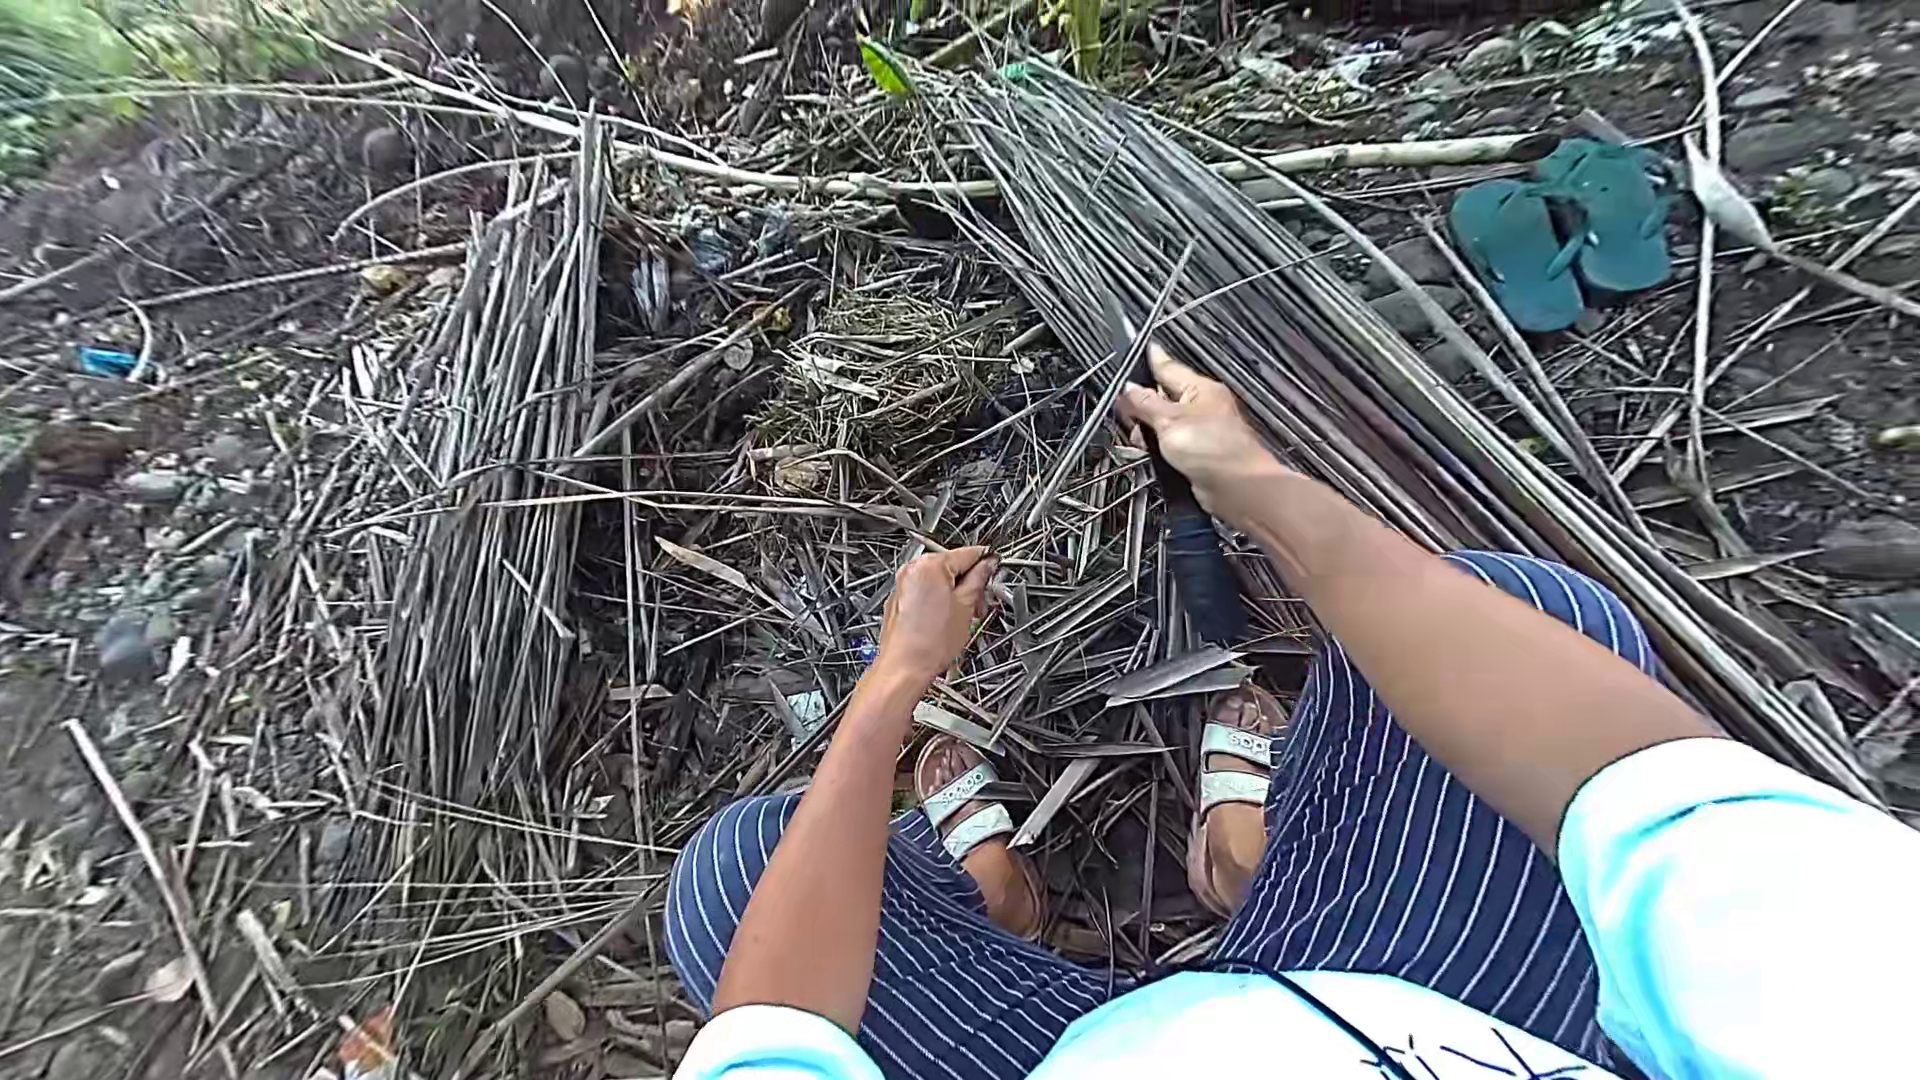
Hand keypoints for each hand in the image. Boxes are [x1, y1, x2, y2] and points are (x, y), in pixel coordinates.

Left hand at [875, 547, 997, 683]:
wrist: (904, 668)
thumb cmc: (929, 643)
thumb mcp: (965, 606)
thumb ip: (979, 579)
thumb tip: (987, 565)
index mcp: (930, 565)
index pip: (968, 553)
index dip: (986, 563)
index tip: (994, 570)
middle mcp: (912, 569)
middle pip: (952, 565)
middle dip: (969, 583)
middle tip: (979, 604)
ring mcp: (903, 584)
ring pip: (939, 579)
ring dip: (955, 592)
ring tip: (963, 616)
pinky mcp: (899, 599)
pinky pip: (925, 590)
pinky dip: (939, 599)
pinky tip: (946, 620)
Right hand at [1117, 345, 1292, 529]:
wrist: (1237, 487)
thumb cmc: (1214, 449)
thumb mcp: (1169, 420)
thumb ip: (1145, 403)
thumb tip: (1128, 389)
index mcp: (1200, 389)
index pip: (1169, 368)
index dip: (1151, 360)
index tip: (1140, 351)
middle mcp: (1203, 407)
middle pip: (1163, 397)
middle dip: (1141, 405)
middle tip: (1124, 411)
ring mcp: (1201, 431)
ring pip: (1164, 423)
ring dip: (1148, 430)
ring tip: (1137, 438)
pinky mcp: (1198, 454)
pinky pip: (1170, 444)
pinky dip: (1158, 447)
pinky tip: (1151, 453)